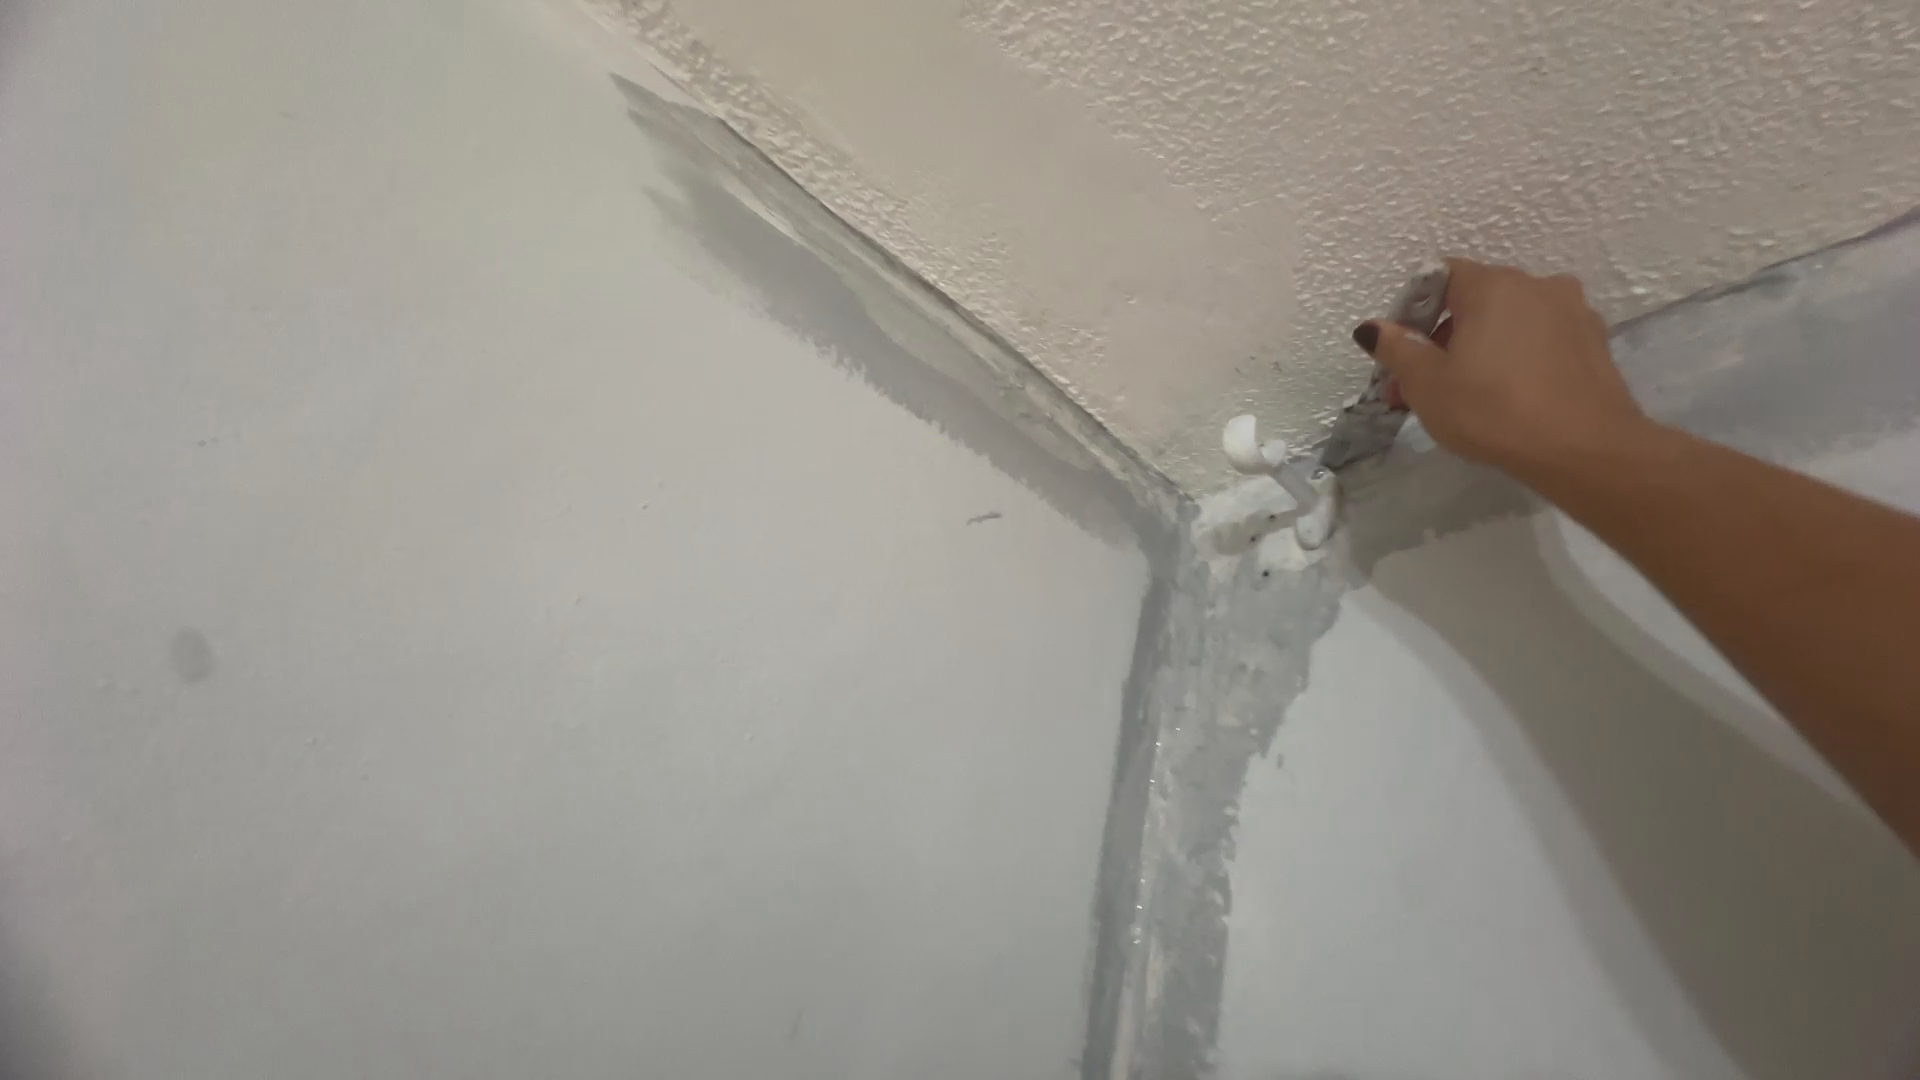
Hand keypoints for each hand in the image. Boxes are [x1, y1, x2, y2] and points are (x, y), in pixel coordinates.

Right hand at [1355, 258, 1649, 477]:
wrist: (1582, 448)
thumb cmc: (1490, 410)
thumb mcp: (1425, 383)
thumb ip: (1396, 348)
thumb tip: (1374, 327)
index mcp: (1493, 287)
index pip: (1440, 276)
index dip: (1411, 309)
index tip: (1398, 349)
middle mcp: (1537, 286)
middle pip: (1473, 301)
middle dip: (1439, 337)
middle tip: (1416, 384)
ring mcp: (1571, 312)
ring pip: (1505, 322)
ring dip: (1474, 349)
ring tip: (1457, 394)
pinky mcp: (1591, 342)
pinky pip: (1535, 339)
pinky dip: (1510, 358)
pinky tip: (1501, 395)